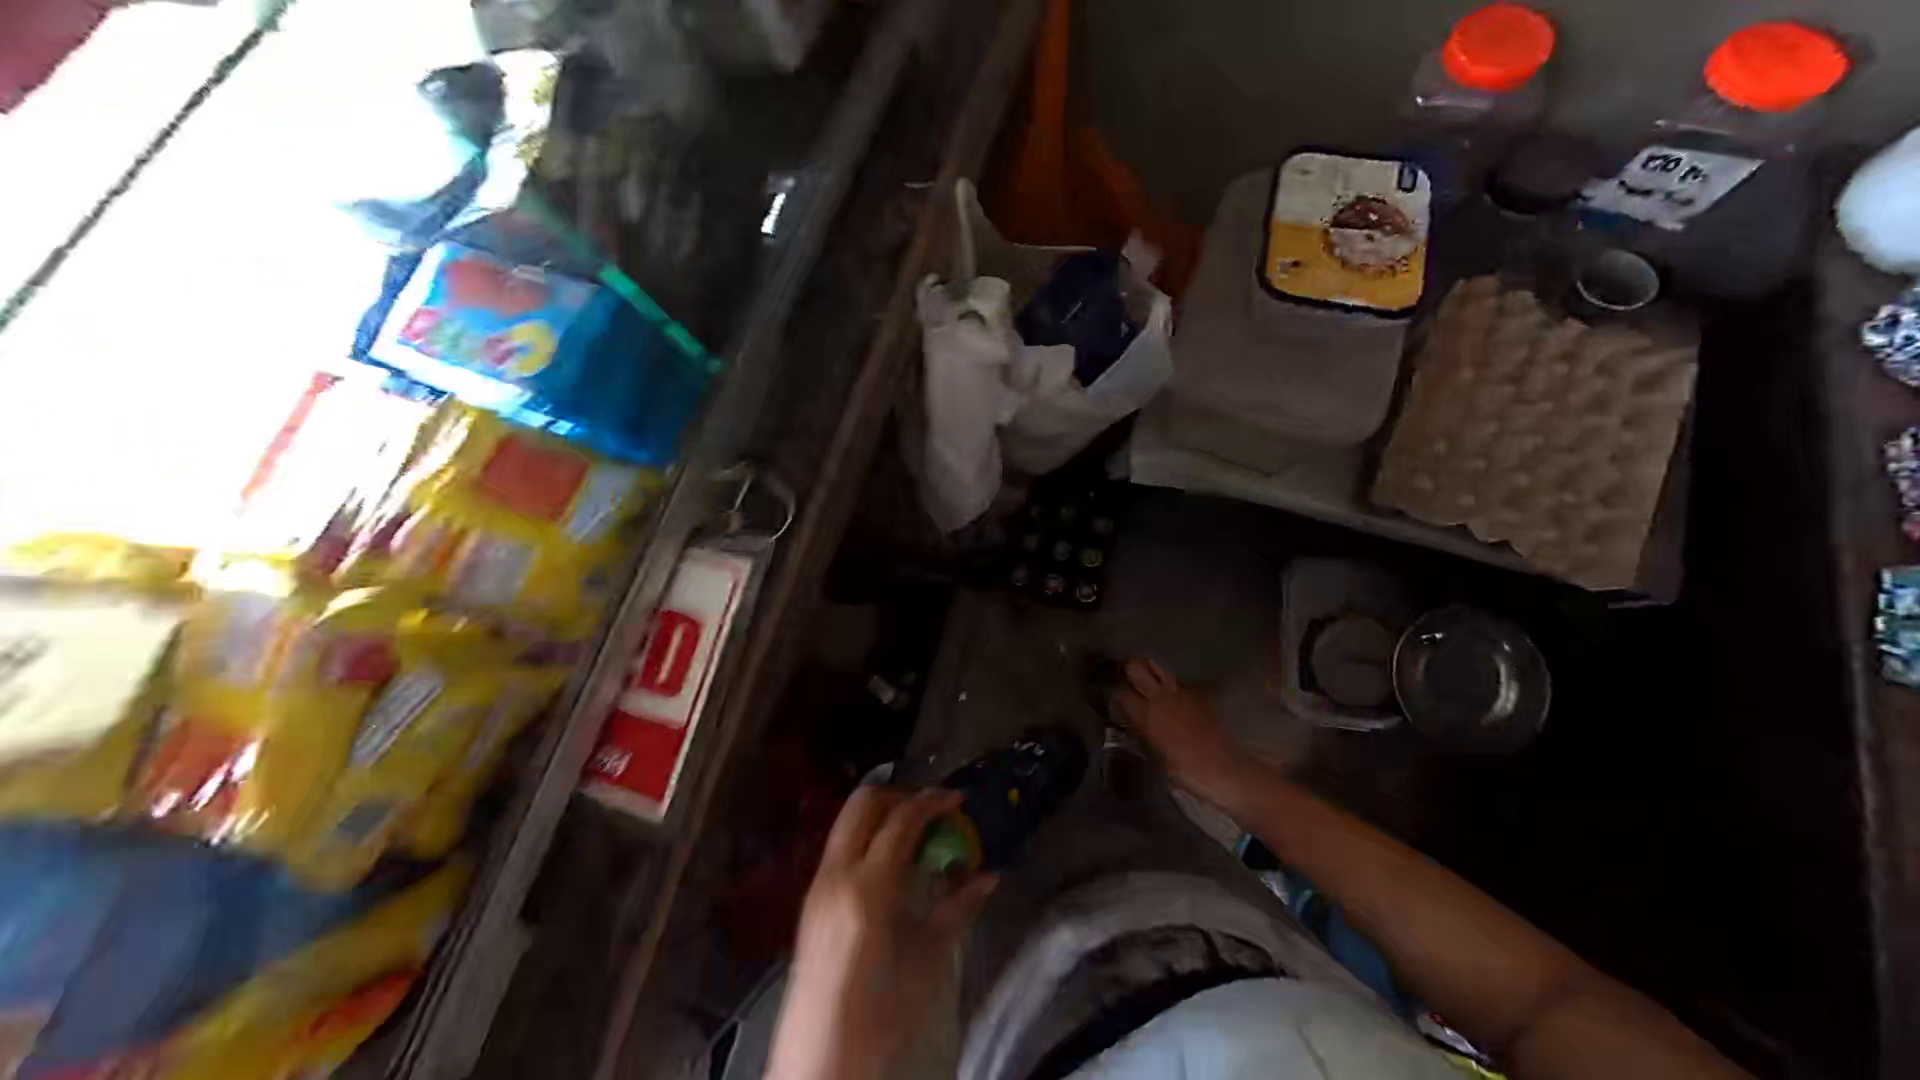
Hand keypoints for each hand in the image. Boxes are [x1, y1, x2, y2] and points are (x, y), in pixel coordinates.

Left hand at [767, 786, 997, 1079]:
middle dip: (900, 796)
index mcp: (869, 887)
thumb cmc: (880, 1016)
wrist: (818, 1063)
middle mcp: (837, 873)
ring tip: (915, 835)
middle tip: (931, 812)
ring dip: (881, 814)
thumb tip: (989, 876)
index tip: (958, 799)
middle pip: (864, 802)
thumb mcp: (927, 961)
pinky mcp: (810, 899)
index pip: (902, 819)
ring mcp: (818, 884)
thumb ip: (958, 909)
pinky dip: (867, 837)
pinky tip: (890, 864)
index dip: (933, 801)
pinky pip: (840, 846)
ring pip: (847, 821)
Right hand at [1111, 658, 1249, 799]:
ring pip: (1159, 668)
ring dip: (1150, 667)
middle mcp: (1160, 697)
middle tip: (1125, 670)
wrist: (1221, 769)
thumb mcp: (1154, 756)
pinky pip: (1180, 682)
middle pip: (1137, 670)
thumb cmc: (1183, 770)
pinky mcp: (1200, 696)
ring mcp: (1181, 693)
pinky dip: (1173, 683)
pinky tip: (1172, 691)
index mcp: (1145, 713)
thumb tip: (1136, 726)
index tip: (1116, 698)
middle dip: (1130, 668)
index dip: (1117, 695)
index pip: (1123, 694)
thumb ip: (1143, 735)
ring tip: (1145, 669)